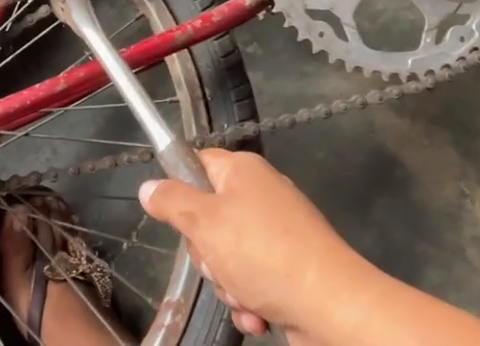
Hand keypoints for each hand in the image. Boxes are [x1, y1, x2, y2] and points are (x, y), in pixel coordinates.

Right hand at [140, 149, 368, 338]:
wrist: (331, 307)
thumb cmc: (263, 254)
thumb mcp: (205, 224)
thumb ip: (172, 202)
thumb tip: (148, 186)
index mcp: (242, 171)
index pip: (197, 163)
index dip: (180, 188)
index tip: (176, 216)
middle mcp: (260, 195)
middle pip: (207, 217)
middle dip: (206, 252)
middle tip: (218, 262)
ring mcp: (277, 233)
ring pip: (227, 255)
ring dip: (228, 283)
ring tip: (245, 295)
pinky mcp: (289, 268)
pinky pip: (252, 279)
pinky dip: (250, 300)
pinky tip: (259, 315)